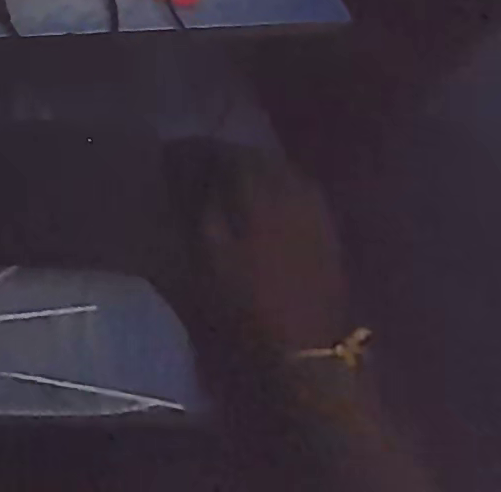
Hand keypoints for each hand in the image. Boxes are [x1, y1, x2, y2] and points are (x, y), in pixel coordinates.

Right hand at [202, 157, 348, 353]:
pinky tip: (265, 195)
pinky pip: (303, 191)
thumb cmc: (243, 301)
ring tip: (230, 176)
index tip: (172, 153)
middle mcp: (290, 196)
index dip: (198, 149)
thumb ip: (198, 204)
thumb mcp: (206, 251)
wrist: (303, 350)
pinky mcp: (328, 233)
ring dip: (255, 166)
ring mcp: (315, 214)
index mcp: (257, 197)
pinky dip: (280, 182)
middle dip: (227, 154)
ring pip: (283, 170)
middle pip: (258, 157)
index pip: (226, 154)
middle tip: (198, 162)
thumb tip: (188, 170)